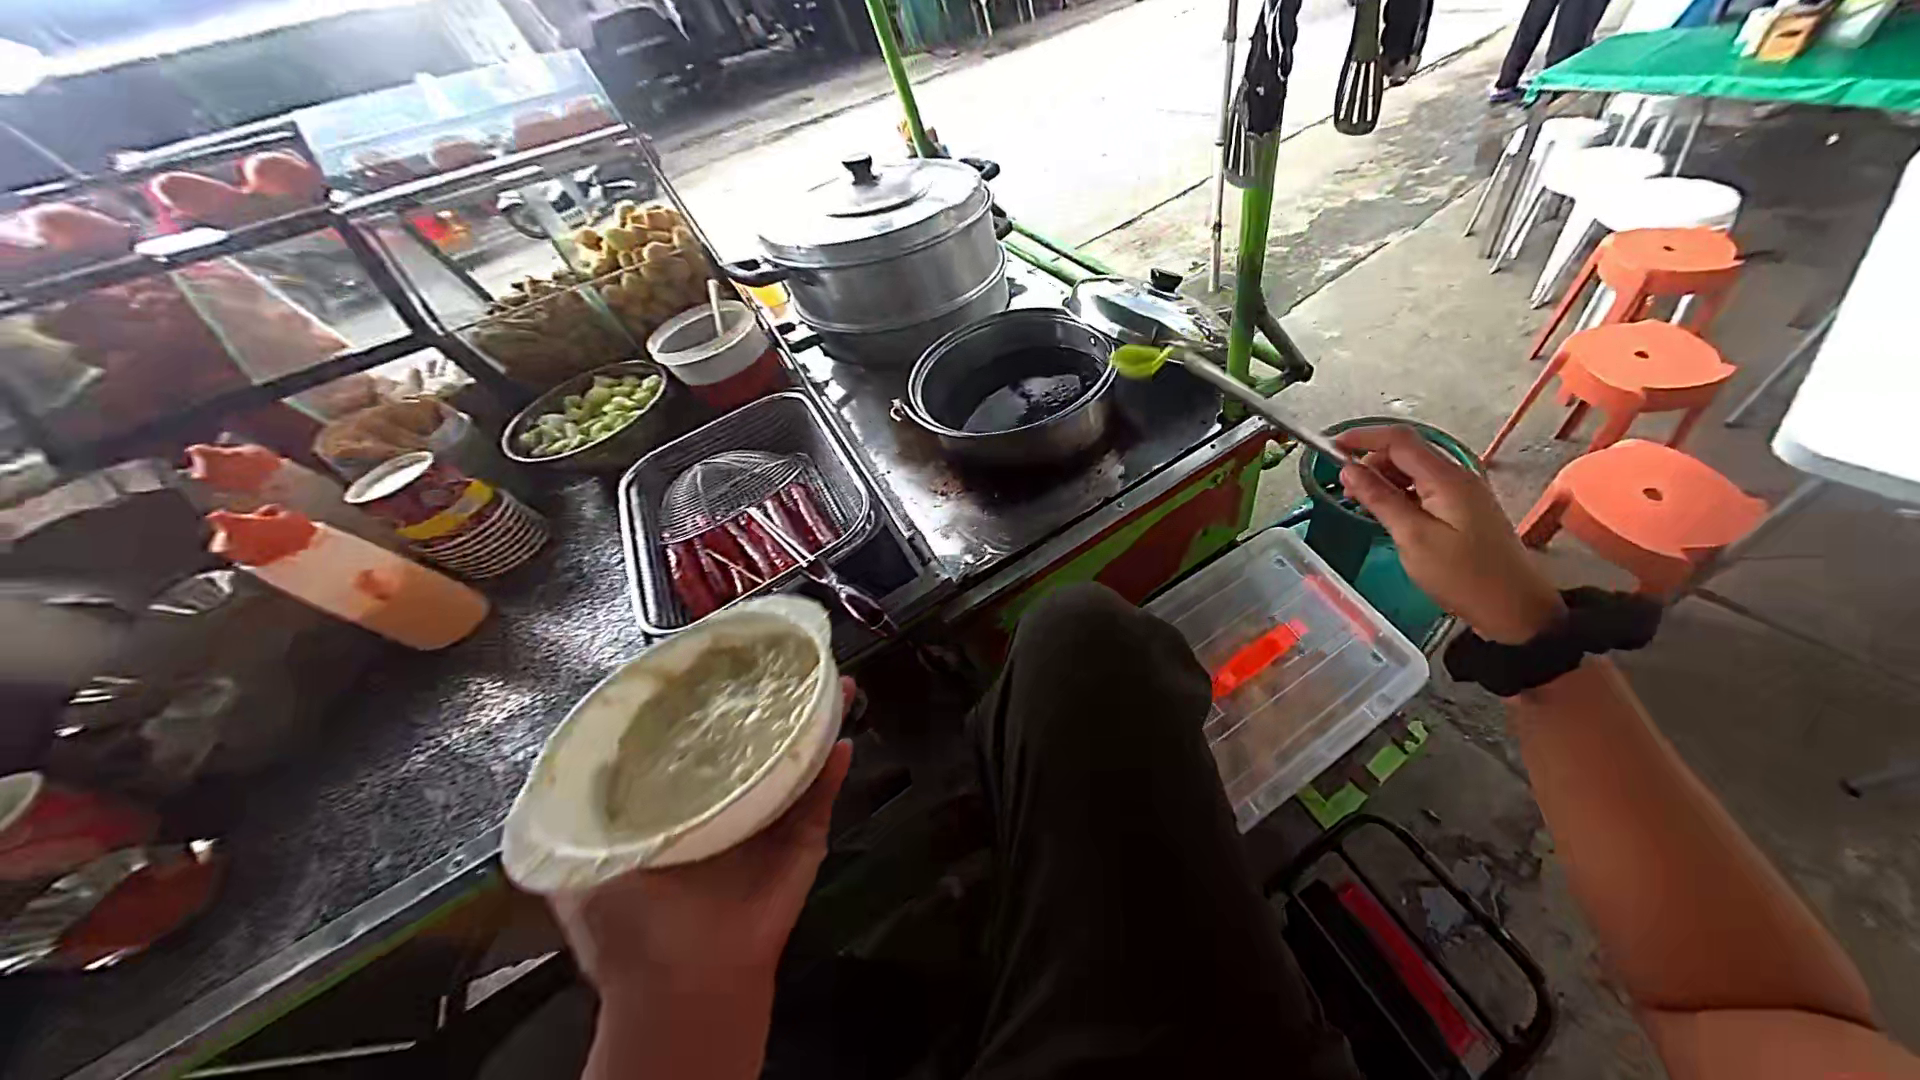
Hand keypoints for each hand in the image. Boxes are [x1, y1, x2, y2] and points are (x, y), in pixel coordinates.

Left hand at [551, 678, 855, 1002]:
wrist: (685, 985)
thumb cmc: (630, 930)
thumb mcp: (586, 867)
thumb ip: (581, 819)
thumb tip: (581, 761)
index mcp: (686, 804)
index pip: (704, 741)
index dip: (715, 701)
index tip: (725, 663)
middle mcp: (732, 802)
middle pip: (761, 742)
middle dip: (779, 703)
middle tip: (791, 663)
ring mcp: (772, 819)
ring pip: (799, 759)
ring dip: (818, 723)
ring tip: (835, 685)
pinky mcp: (803, 840)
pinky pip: (822, 797)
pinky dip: (834, 770)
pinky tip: (843, 739)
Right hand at [1334, 426, 1564, 643]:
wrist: (1513, 609)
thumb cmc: (1461, 575)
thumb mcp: (1412, 537)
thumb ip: (1380, 499)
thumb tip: (1349, 470)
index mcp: (1447, 479)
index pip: (1400, 440)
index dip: (1363, 437)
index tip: (1330, 448)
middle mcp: (1456, 477)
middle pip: (1406, 452)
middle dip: (1370, 461)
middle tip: (1343, 489)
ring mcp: (1461, 493)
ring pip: (1412, 470)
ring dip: (1381, 479)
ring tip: (1359, 502)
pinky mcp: (1461, 509)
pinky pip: (1422, 488)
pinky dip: (1397, 493)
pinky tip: (1383, 512)